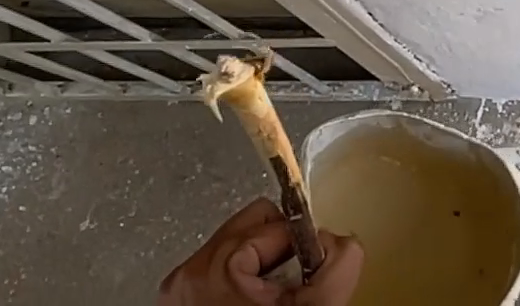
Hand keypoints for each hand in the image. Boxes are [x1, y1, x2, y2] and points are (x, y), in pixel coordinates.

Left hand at [158, 198, 363, 305]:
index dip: (304, 251)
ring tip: (271, 304)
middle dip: (282, 251)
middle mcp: (189, 275)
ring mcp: (179, 293)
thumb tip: (339, 241)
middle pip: (255, 223)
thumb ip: (340, 263)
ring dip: (264, 267)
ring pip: (239, 245)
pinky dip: (244, 284)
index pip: (282, 223)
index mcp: (218, 267)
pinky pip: (221, 271)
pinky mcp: (179, 305)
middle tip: (289, 292)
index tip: (305, 282)